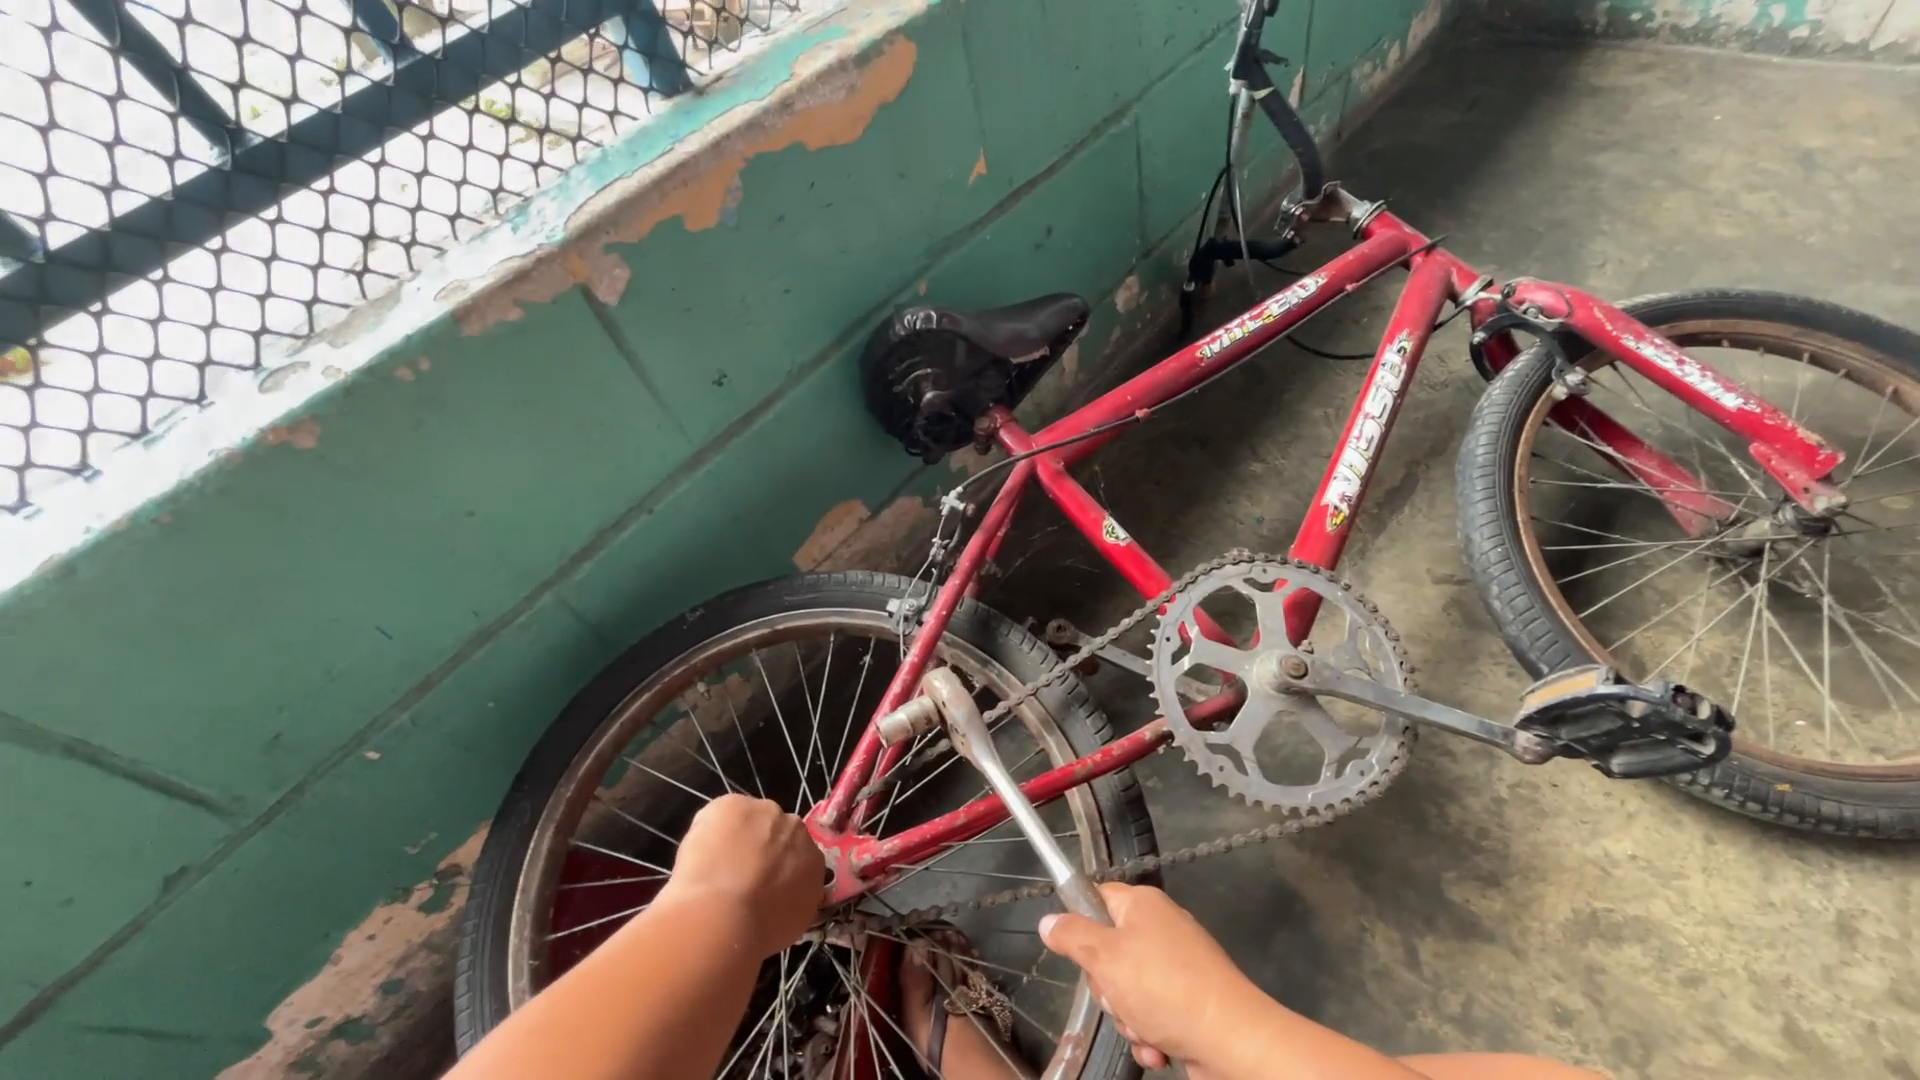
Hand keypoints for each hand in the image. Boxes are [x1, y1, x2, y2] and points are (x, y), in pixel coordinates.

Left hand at [658, 795, 824, 956]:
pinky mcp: (733, 804)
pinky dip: (710, 829)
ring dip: (736, 836)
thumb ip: (795, 899)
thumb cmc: (759, 931)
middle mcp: (795, 829)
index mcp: (814, 859)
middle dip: (760, 848)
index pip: (798, 856)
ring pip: (749, 820)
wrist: (723, 916)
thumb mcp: (793, 923)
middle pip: (776, 832)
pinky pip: (721, 814)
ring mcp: (764, 812)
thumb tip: (783, 895)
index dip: (778, 868)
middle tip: (738, 874)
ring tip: (715, 866)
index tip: (762, 884)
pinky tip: (701, 855)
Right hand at [1040, 883, 1268, 1072]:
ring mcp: (1177, 967)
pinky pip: (1152, 1013)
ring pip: (1127, 989)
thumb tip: (1048, 920)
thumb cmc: (1163, 988)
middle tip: (1118, 996)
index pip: (1097, 897)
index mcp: (1142, 905)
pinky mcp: (1189, 1002)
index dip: (1080, 922)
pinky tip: (1159, 1049)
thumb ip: (1072, 936)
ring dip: (1128, 1017)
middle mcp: (1160, 929)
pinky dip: (1150, 1034)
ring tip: (1145, 1029)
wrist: (1231, 1041)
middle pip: (1107, 951)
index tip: (1076, 950)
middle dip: (1106, 986)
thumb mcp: (1105, 958)